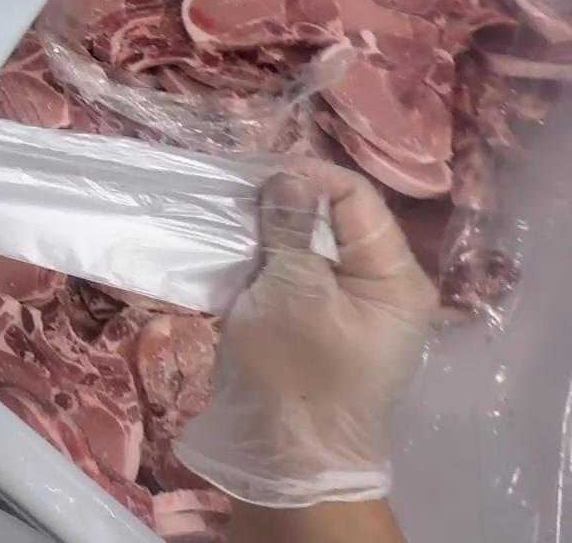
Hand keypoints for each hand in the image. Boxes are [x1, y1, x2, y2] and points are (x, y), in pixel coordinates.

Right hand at [176, 159, 436, 507]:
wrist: (285, 438)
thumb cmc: (298, 365)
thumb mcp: (293, 292)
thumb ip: (289, 231)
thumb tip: (287, 175)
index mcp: (392, 276)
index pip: (356, 199)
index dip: (306, 175)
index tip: (248, 169)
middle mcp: (372, 279)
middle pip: (328, 214)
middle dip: (277, 194)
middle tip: (224, 184)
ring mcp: (336, 293)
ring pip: (299, 235)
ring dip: (259, 219)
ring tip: (216, 205)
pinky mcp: (302, 305)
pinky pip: (281, 259)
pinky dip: (252, 244)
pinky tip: (221, 236)